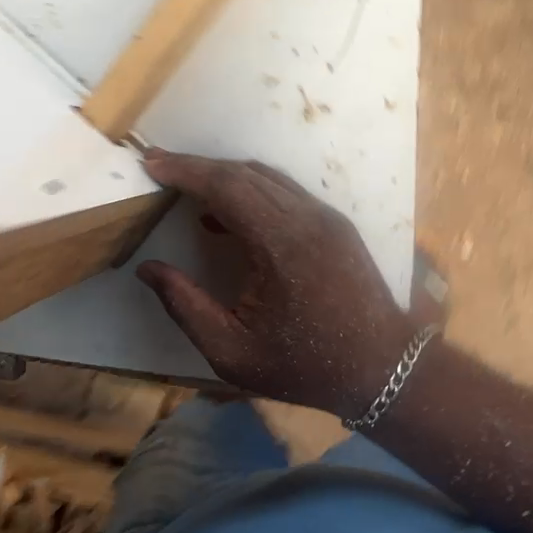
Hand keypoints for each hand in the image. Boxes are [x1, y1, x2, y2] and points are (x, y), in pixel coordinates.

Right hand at [135, 150, 419, 418]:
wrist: (384, 370)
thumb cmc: (305, 366)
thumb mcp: (233, 352)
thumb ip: (186, 307)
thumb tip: (148, 270)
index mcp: (281, 244)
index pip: (227, 186)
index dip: (186, 171)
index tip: (152, 162)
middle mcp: (306, 217)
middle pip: (244, 174)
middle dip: (197, 167)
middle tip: (159, 165)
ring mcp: (324, 217)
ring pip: (266, 177)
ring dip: (224, 175)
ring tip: (185, 184)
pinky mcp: (334, 224)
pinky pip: (284, 192)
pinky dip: (250, 190)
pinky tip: (224, 215)